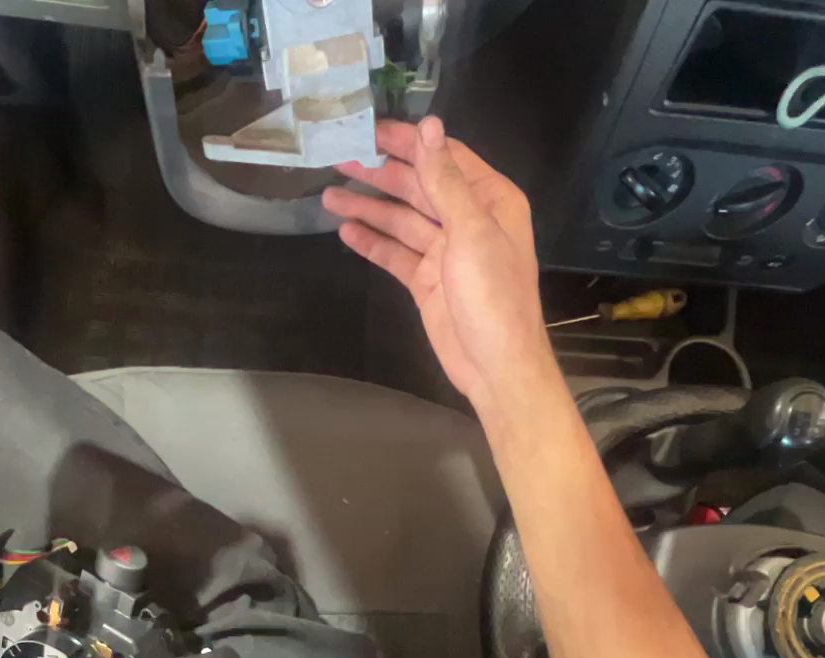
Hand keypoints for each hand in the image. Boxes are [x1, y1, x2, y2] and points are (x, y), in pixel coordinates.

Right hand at [324, 117, 550, 411]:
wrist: (494, 363)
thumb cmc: (493, 296)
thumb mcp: (471, 232)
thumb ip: (446, 181)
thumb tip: (429, 127)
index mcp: (489, 200)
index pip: (443, 159)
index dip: (408, 143)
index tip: (370, 129)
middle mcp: (467, 220)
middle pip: (418, 187)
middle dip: (380, 174)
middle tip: (339, 158)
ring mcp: (444, 252)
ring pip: (401, 221)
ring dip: (368, 208)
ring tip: (330, 195)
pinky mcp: (426, 281)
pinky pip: (395, 255)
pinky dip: (373, 244)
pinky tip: (347, 231)